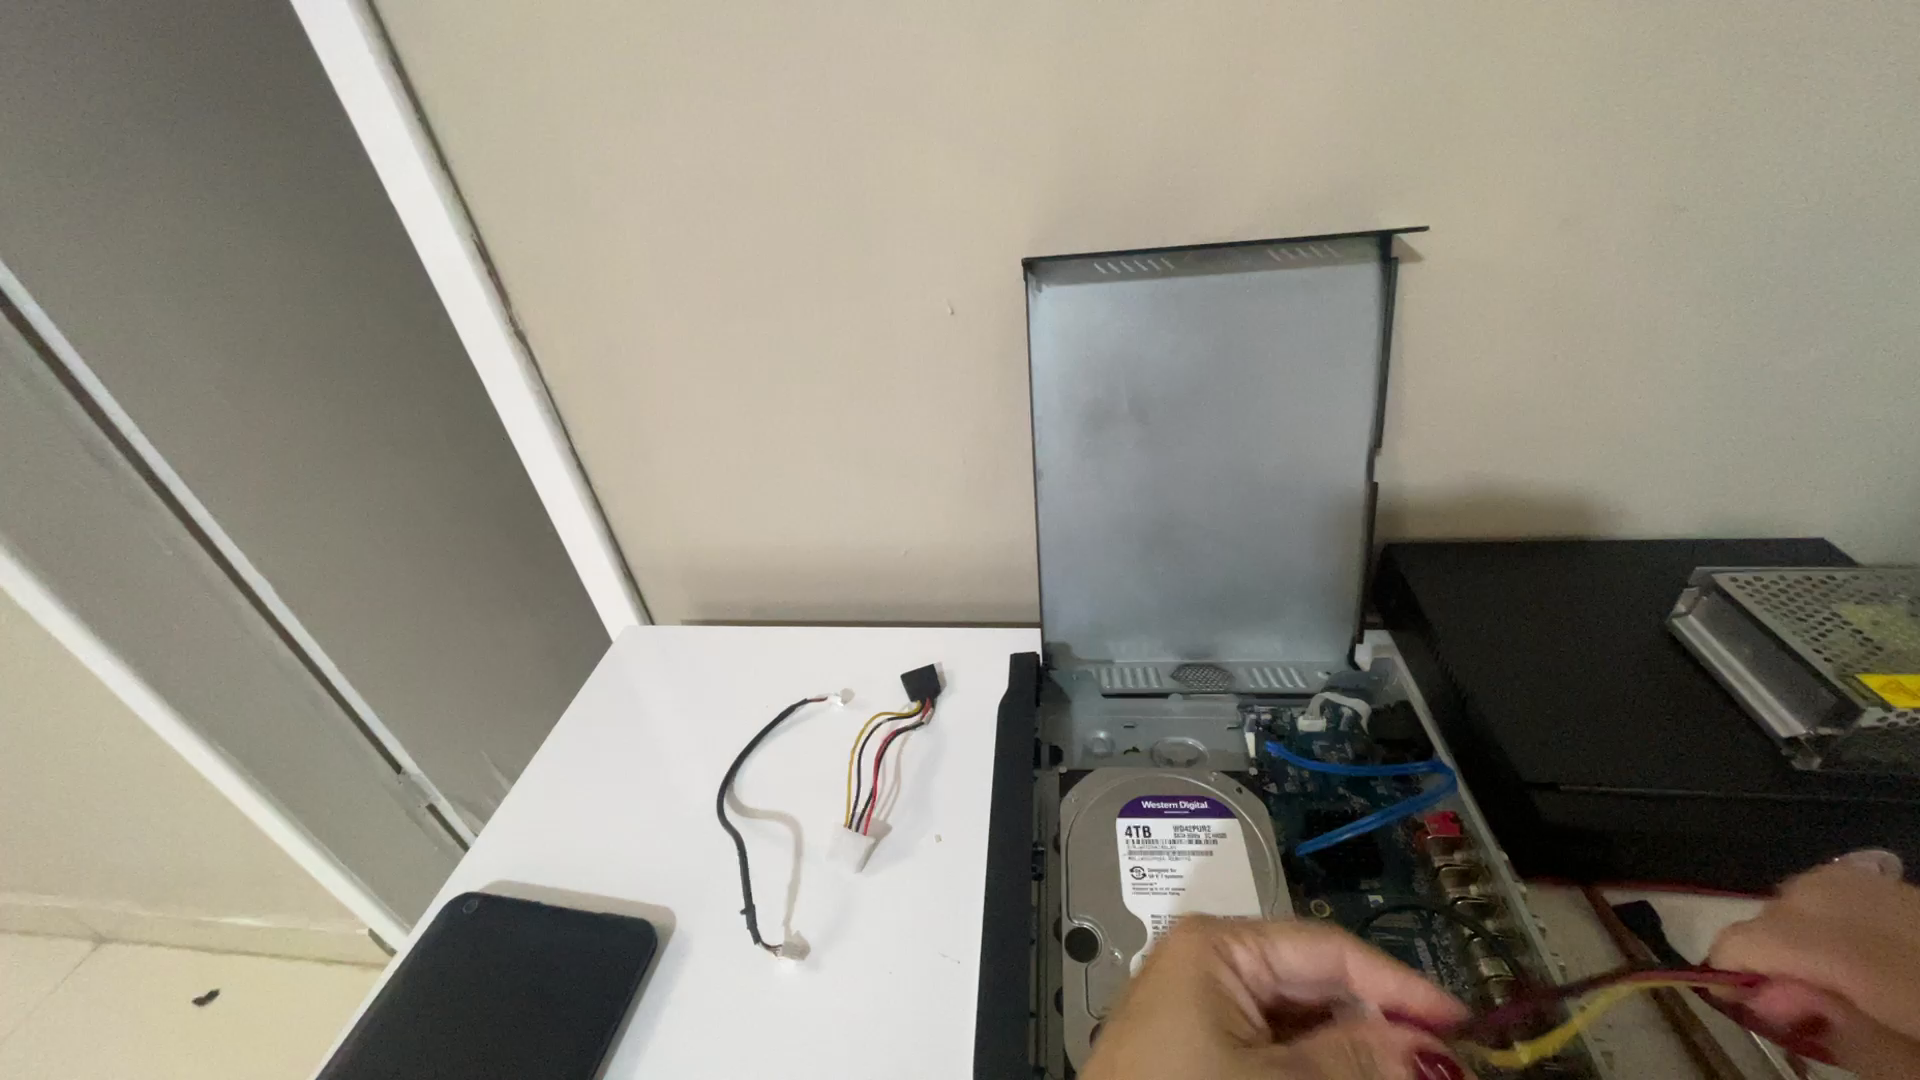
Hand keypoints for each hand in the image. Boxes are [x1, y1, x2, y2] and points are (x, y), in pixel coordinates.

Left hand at [1080, 915, 1472, 1079]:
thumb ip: (1356, 1060)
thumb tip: (1431, 1051)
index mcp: (1217, 946)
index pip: (1325, 948)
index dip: (1399, 985)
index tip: (1467, 1023)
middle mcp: (1208, 962)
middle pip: (1314, 984)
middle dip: (1379, 1026)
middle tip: (1449, 1066)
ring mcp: (1201, 1005)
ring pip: (1298, 1020)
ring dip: (1352, 1052)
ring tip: (1407, 1076)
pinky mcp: (1199, 1047)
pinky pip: (1271, 1045)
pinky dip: (1316, 1066)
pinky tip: (1354, 1079)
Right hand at [1709, 859, 1919, 1078]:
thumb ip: (1852, 1037)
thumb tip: (1764, 994)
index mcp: (1907, 971)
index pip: (1785, 935)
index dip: (1735, 956)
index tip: (1723, 990)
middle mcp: (1918, 923)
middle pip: (1804, 897)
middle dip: (1769, 937)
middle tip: (1776, 994)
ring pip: (1836, 883)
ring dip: (1802, 920)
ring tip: (1816, 973)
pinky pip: (1877, 889)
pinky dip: (1847, 915)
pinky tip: (1863, 956)